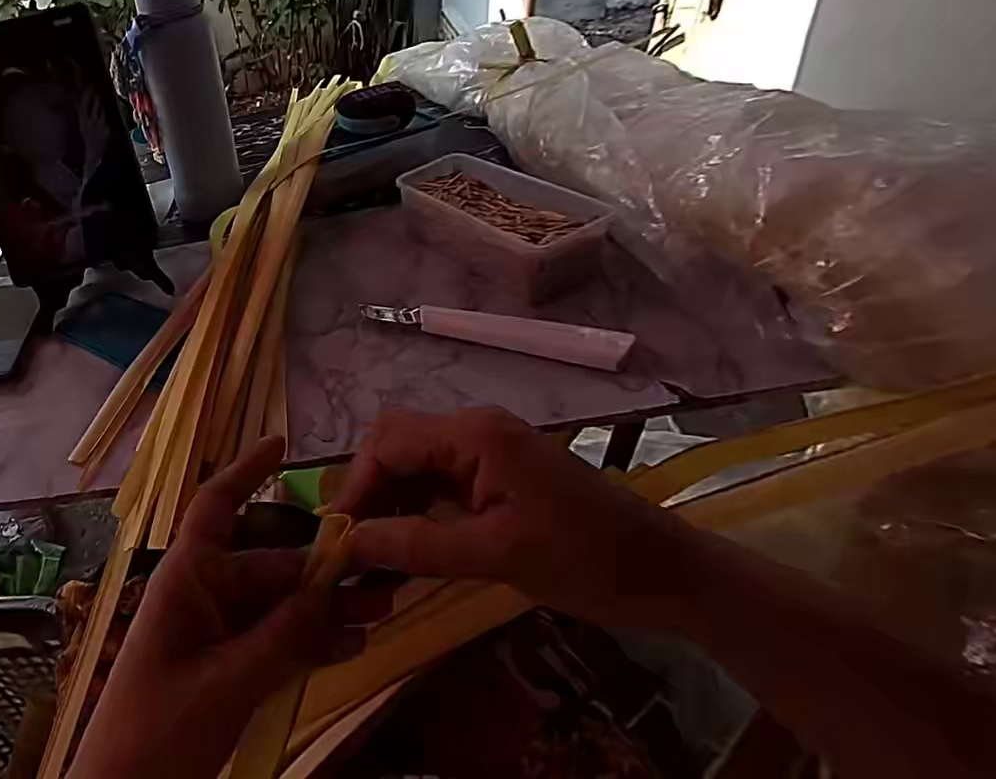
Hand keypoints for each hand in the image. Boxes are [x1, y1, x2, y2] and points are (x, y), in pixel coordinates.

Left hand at [69, 436, 391, 778]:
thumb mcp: (221, 687)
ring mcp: (219, 632)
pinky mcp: (231, 667)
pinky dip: (311, 643)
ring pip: (282, 604)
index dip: (246, 472)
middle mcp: (206, 595)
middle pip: (271, 565)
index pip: (215, 507)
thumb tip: (330, 590)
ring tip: (377, 612)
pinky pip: (278, 641)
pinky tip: (350, 648)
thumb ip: (280, 637)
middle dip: (322, 571)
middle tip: (377, 578)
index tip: (282, 445)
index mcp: (187, 580)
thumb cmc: (151, 739)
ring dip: (326, 609)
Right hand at [329, 407, 705, 629]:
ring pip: (416, 463)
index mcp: (473, 433)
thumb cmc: (584, 557)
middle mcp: (474, 428)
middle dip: (368, 491)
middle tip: (352, 549)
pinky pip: (440, 480)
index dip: (355, 487)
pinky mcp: (497, 473)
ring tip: (372, 556)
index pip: (388, 442)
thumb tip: (350, 543)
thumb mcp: (496, 554)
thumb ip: (419, 544)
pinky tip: (407, 546)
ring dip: (389, 502)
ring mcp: (487, 449)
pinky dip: (416, 509)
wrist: (660, 567)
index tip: (336, 541)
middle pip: (397, 444)